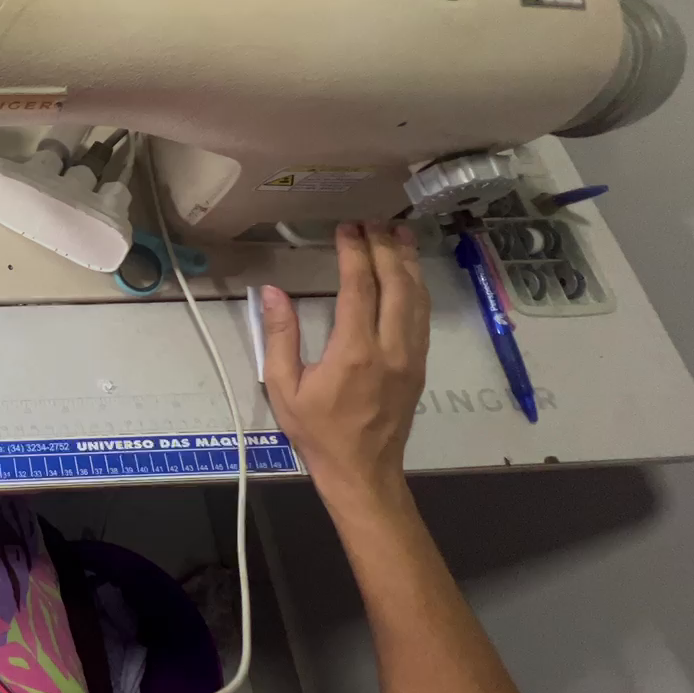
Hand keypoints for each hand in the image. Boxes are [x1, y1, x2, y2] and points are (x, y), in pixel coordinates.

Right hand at [262, 221, 430, 513]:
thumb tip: (272, 293)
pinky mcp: (418, 366)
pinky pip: (421, 317)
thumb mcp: (282, 385)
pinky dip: (416, 287)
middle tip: (375, 221)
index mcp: (355, 352)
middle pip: (397, 287)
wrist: (362, 471)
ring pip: (417, 300)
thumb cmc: (315, 429)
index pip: (359, 289)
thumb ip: (279, 336)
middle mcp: (392, 349)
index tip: (347, 229)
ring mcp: (411, 358)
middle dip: (387, 249)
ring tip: (399, 235)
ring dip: (408, 264)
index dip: (354, 254)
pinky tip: (408, 274)